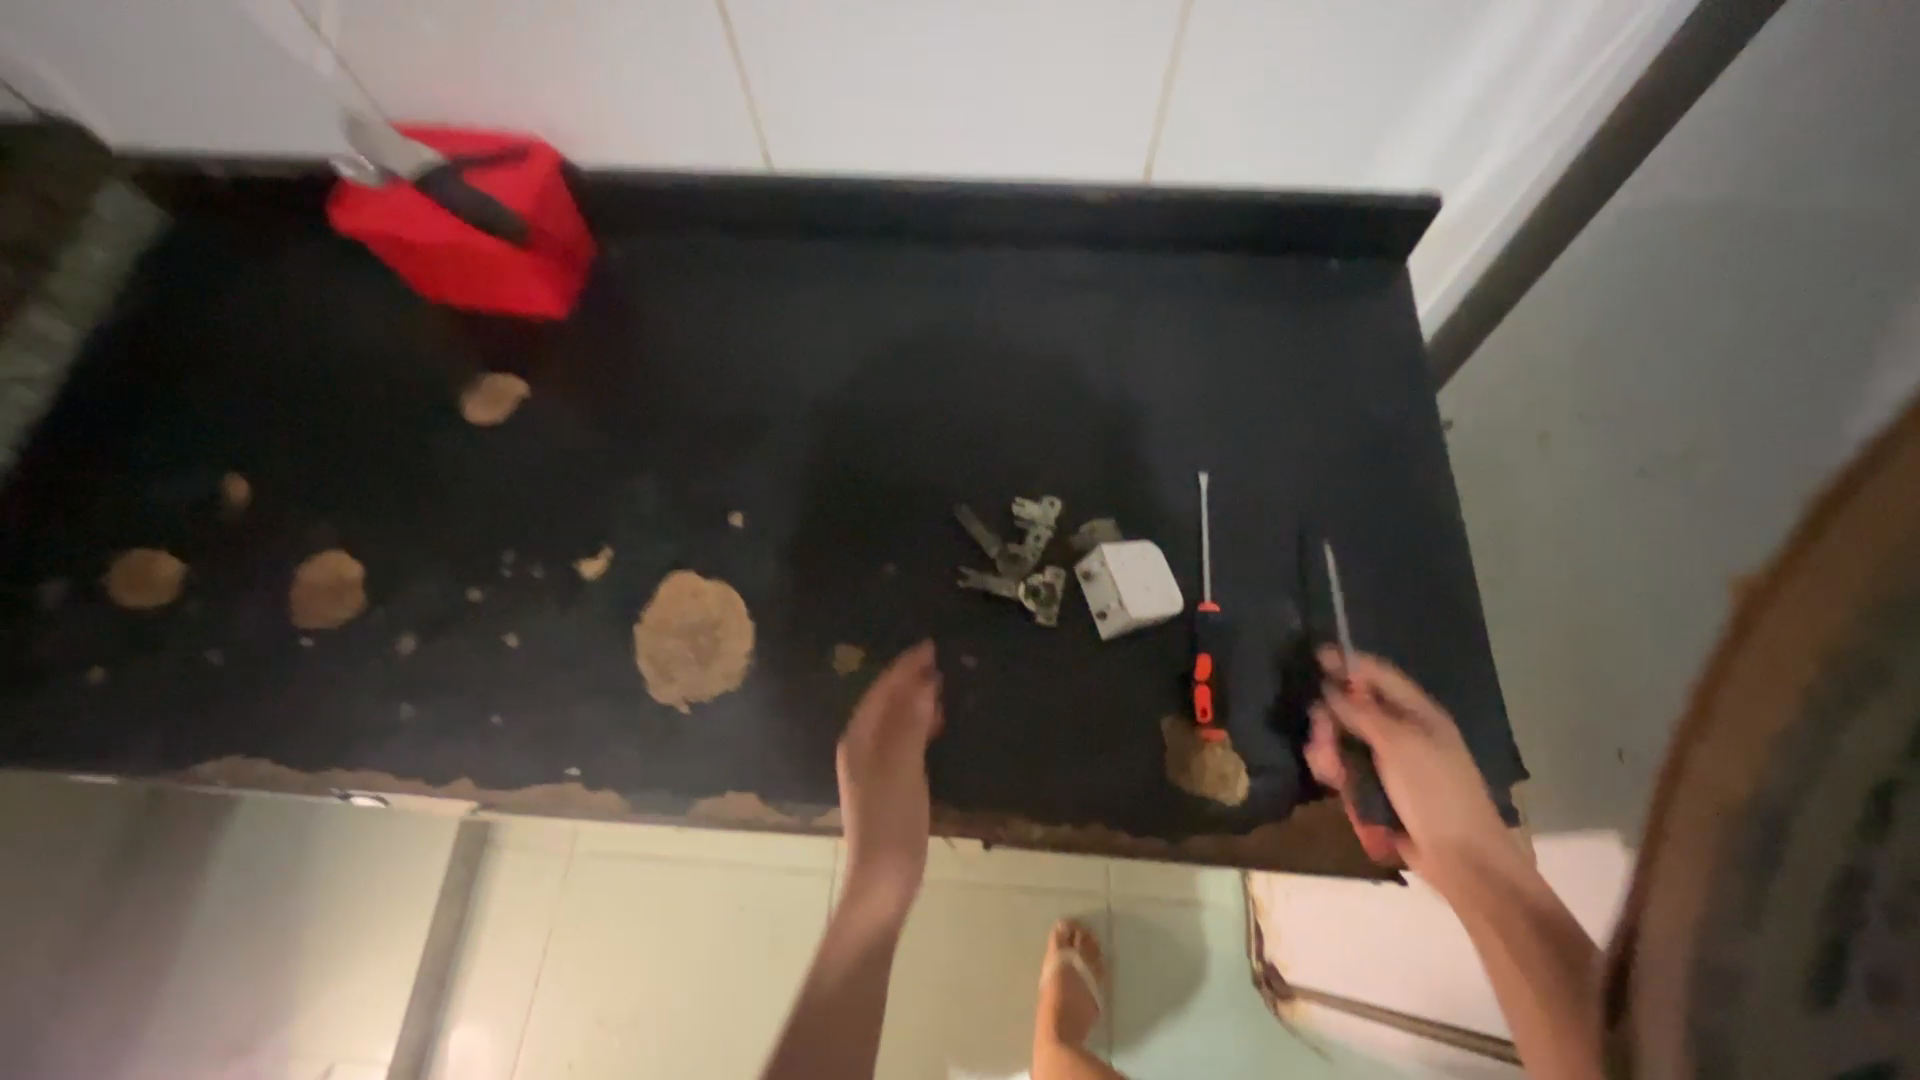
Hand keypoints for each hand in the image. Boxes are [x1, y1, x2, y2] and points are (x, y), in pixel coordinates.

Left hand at [836, 640, 944, 924]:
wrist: (882, 880)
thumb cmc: (891, 821)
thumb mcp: (903, 768)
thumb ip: (910, 723)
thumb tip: (923, 682)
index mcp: (859, 739)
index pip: (881, 691)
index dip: (904, 667)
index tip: (930, 646)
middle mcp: (861, 747)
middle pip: (885, 703)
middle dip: (909, 680)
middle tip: (940, 660)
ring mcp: (873, 767)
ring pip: (894, 721)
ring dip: (914, 700)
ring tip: (941, 684)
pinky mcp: (889, 784)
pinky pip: (903, 740)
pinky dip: (918, 724)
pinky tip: (935, 725)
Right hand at [1306, 647, 1516, 888]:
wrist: (1460, 859)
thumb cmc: (1436, 793)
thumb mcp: (1399, 745)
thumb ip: (1362, 712)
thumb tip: (1329, 686)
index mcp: (1419, 714)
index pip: (1379, 676)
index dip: (1349, 664)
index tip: (1315, 656)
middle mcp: (1403, 732)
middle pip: (1354, 708)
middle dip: (1331, 717)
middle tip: (1320, 732)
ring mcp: (1390, 762)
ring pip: (1344, 739)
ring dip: (1330, 748)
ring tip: (1328, 767)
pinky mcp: (1377, 787)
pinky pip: (1346, 767)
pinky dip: (1334, 770)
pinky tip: (1330, 779)